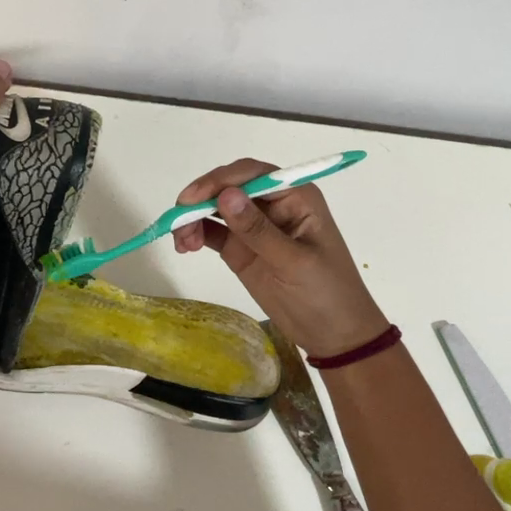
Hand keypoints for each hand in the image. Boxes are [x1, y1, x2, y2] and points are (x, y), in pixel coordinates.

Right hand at [173, 158, 388, 355]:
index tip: (192, 198)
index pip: (252, 174)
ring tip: (181, 243)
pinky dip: (194, 234)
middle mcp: (272, 204)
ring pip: (214, 208)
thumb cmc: (326, 294)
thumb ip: (257, 230)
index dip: (219, 180)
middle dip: (200, 200)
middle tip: (177, 222)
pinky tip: (184, 247)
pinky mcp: (240, 247)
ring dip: (192, 218)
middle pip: (227, 187)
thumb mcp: (294, 263)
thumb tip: (225, 196)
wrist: (334, 336)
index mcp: (295, 197)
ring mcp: (253, 226)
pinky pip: (211, 231)